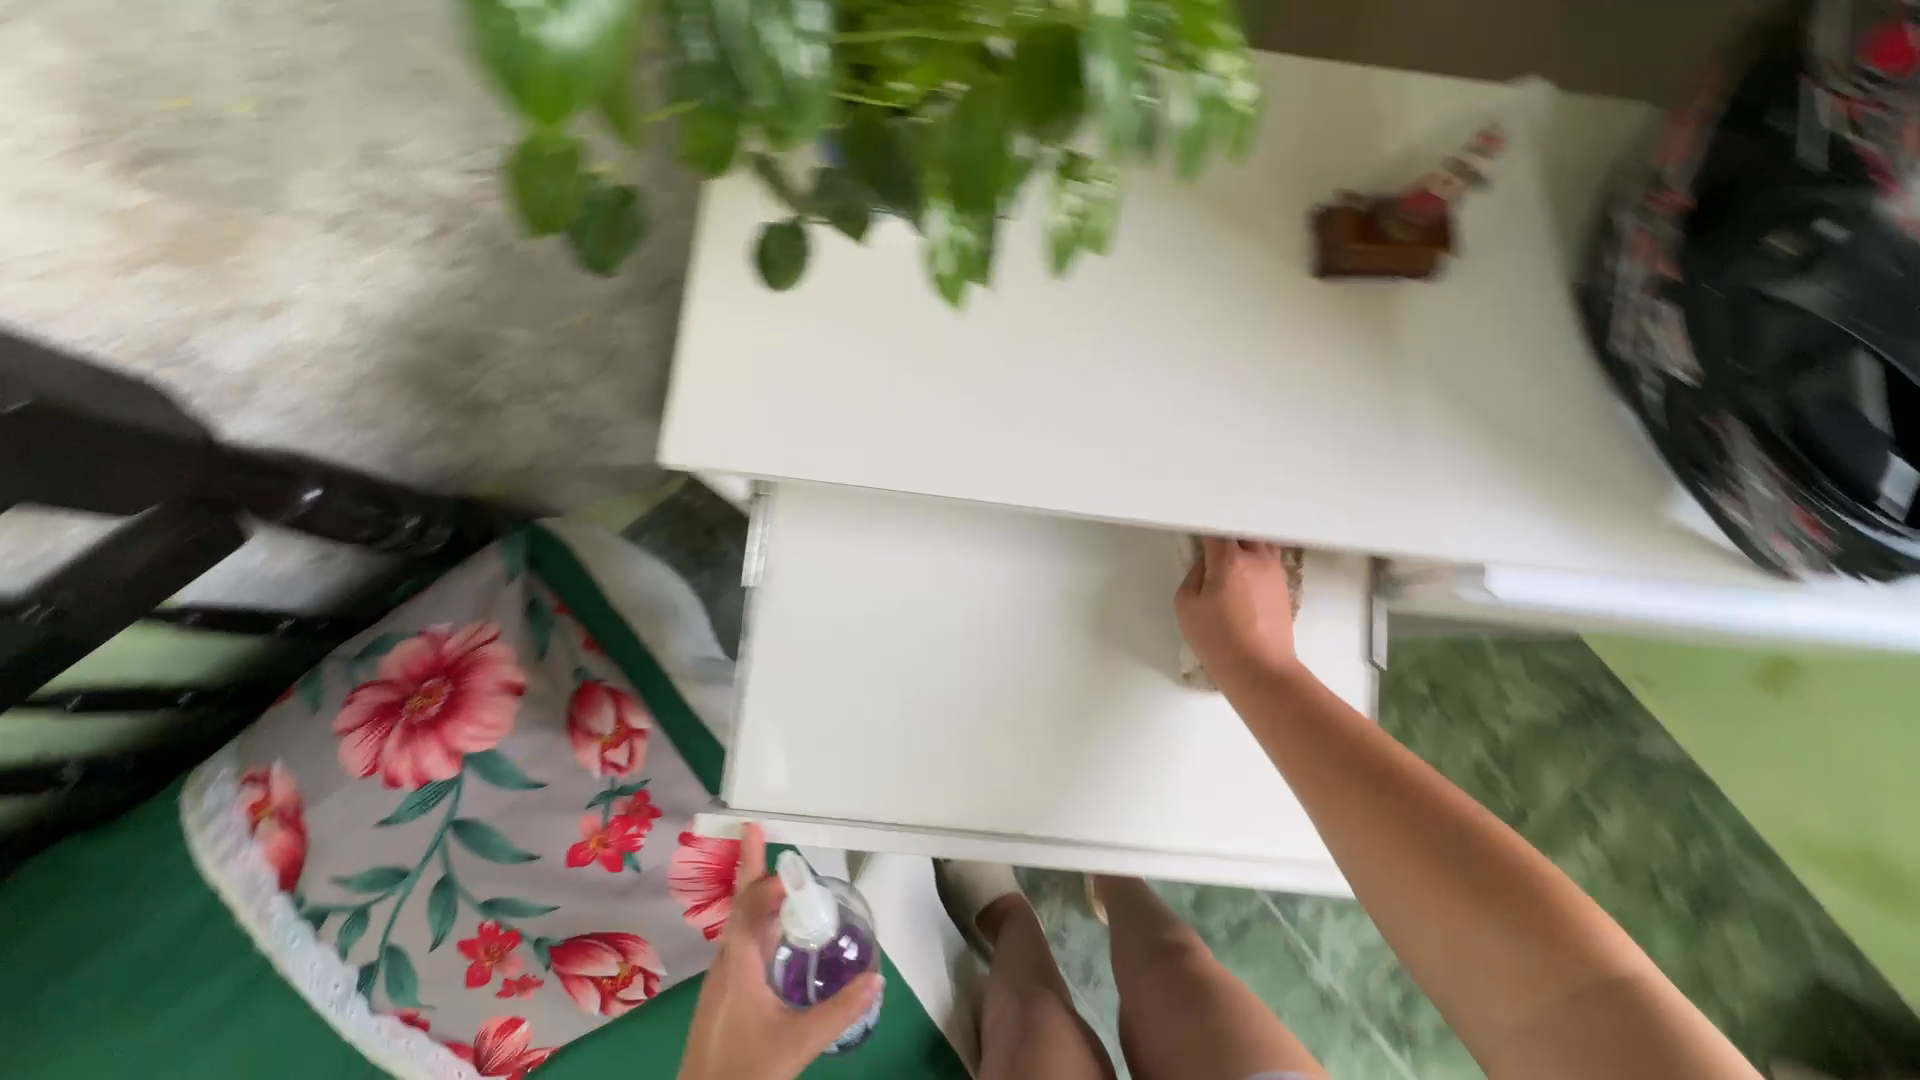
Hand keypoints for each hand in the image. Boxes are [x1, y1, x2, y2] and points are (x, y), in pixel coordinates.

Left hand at [679, 824, 884, 1079]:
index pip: (751, 906)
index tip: (795, 861)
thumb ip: (839, 1011)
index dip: (770, 879)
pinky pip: (743, 944)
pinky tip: (779, 935)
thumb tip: (876, 977)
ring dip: (758, 895)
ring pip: (740, 924)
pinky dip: (760, 924)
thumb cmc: (744, 1071)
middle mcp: (726, 963)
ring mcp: (723, 979)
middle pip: (740, 904)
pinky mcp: (726, 995)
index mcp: (738, 964)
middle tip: (755, 828)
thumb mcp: (798, 1043)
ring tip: (780, 876)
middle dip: (749, 866)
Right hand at [1175, 536, 1301, 689]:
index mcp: (1230, 560)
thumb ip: (1194, 575)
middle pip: (1244, 529)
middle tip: (1212, 543)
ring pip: (1262, 541)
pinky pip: (1270, 559)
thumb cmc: (1218, 639)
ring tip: (1231, 555)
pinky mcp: (1284, 586)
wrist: (1260, 669)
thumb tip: (1206, 564)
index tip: (1194, 535)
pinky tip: (1245, 572)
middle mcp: (1258, 558)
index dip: (1203, 529)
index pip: (1216, 530)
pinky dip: (1257, 557)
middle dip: (1228, 532)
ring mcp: (1275, 571)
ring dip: (1246, 542)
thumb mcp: (1187, 606)